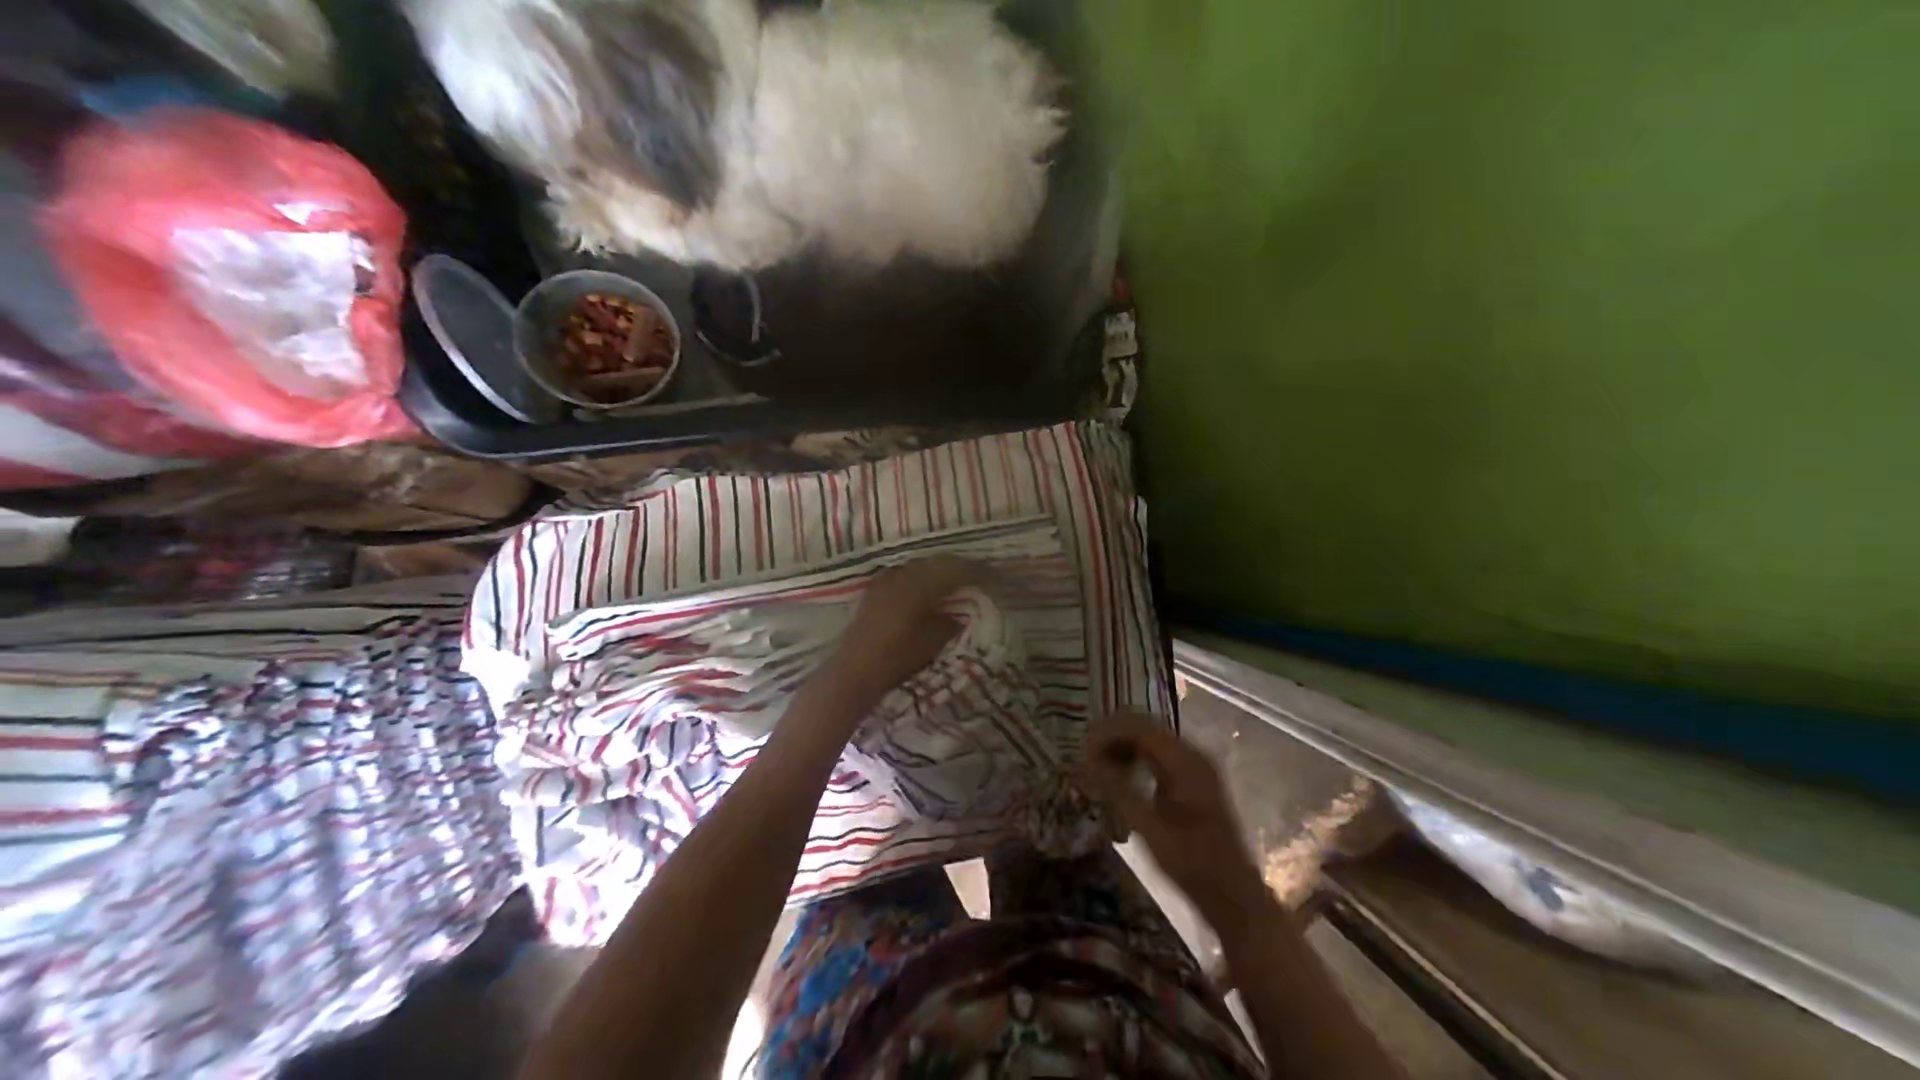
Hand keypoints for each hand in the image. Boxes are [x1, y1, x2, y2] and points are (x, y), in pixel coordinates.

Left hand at [824, 556, 978, 706]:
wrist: (854, 671)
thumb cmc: (897, 657)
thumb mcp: (934, 641)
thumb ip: (952, 621)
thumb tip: (964, 611)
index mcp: (919, 584)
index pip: (954, 568)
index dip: (975, 570)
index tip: (991, 576)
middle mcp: (901, 574)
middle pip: (935, 562)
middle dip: (956, 568)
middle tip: (974, 577)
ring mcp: (884, 580)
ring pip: (918, 566)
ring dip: (935, 572)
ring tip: (951, 584)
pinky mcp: (873, 589)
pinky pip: (903, 574)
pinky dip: (918, 579)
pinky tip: (924, 591)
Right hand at [1082, 712, 1268, 923]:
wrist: (1233, 897)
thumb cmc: (1191, 865)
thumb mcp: (1148, 828)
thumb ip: (1117, 789)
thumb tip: (1086, 759)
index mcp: (1186, 761)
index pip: (1140, 727)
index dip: (1108, 731)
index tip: (1082, 747)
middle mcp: (1194, 755)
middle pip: (1146, 728)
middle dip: (1114, 737)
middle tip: (1085, 756)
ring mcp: (1198, 768)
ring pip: (1152, 741)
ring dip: (1123, 748)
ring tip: (1097, 766)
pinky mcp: (1195, 782)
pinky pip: (1160, 756)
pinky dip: (1137, 760)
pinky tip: (1120, 777)